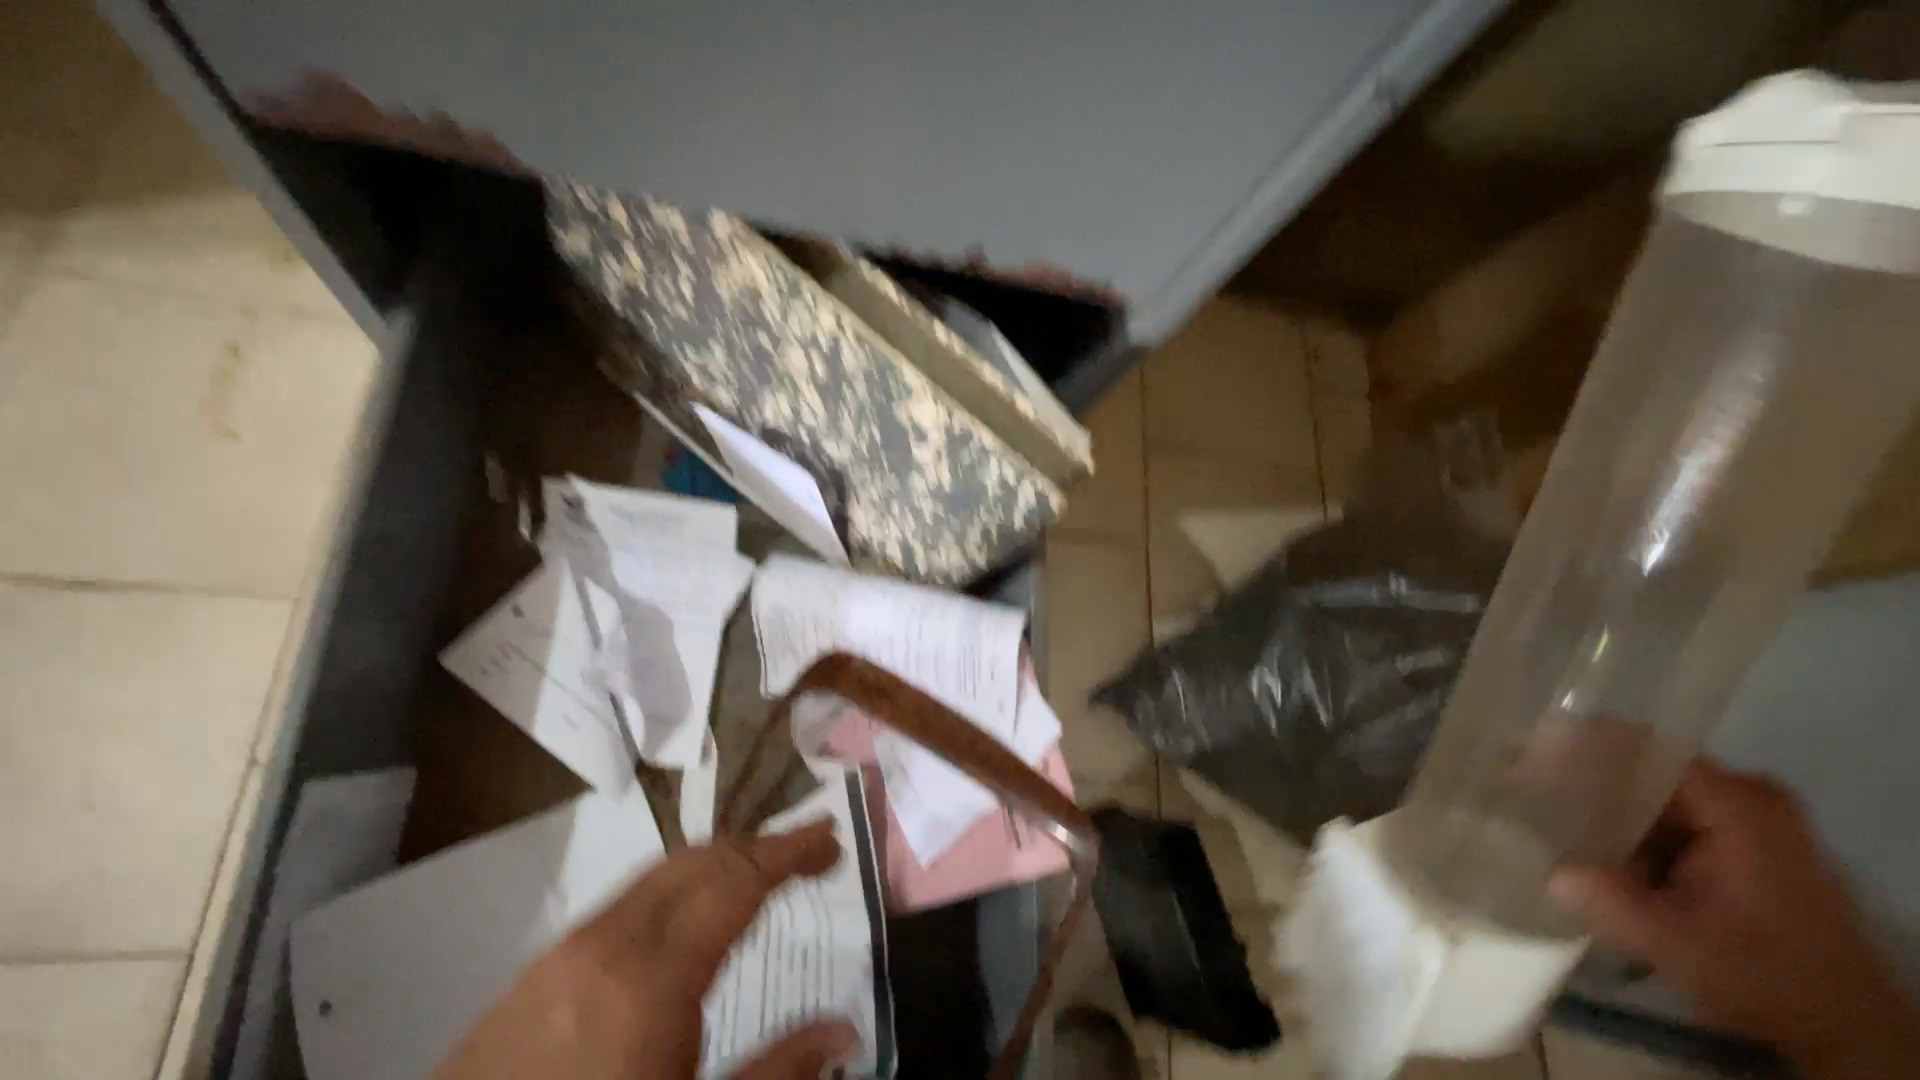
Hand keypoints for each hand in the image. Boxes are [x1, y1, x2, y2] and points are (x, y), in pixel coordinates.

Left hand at [433, 821, 860, 1079]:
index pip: (737, 882)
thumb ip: (776, 1073)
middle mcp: (606, 945)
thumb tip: (843, 1028)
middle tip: (807, 851)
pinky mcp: (532, 974)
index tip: (831, 839)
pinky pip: (620, 906)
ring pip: (653, 878)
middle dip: (756, 846)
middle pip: (695, 861)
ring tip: (757, 877)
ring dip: (714, 865)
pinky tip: (684, 924)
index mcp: (653, 980)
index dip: (790, 852)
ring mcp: (561, 954)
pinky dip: (671, 891)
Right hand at [1550, 759, 1917, 1077]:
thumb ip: (1608, 901)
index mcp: (1736, 803)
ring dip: (1596, 799)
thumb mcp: (1676, 944)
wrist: (1845, 1026)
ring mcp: (1745, 817)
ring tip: (1533, 804)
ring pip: (1649, 789)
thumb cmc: (1764, 975)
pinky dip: (1622, 822)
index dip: (1575, 746)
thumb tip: (1547, 870)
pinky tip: (1579, 837)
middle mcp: (1744, 794)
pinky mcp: (1738, 841)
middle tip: (1514, 780)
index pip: (1639, 747)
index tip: (1520, 755)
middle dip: (1576, 772)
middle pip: (1641, 763)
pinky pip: (1665, 812)